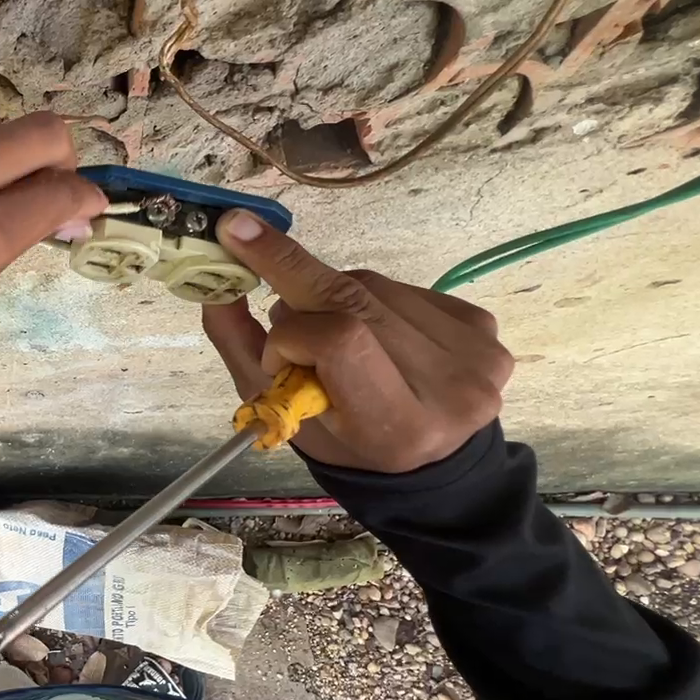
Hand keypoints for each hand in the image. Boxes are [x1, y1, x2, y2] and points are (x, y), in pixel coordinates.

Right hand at [200, 210, 513, 472]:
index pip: (339, 340)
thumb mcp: (274, 406)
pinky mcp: (485, 325)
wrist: (426, 456)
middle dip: (293, 281)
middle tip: (246, 243)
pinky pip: (403, 286)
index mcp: (394, 424)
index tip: (238, 246)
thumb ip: (238, 344)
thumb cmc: (338, 438)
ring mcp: (477, 353)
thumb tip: (214, 280)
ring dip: (330, 296)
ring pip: (373, 284)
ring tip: (324, 329)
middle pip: (352, 300)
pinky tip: (366, 327)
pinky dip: (368, 297)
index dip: (290, 324)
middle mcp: (451, 387)